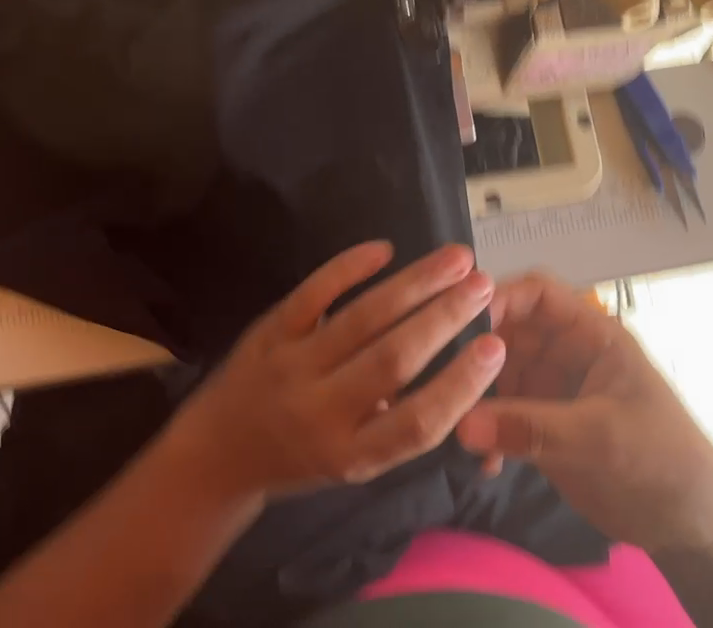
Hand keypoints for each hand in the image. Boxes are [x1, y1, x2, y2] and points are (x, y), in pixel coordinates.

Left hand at [166, 242, 506, 501]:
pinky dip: (349, 266)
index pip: (416, 422)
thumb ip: (397, 425)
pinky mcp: (270, 331)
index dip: (460, 385)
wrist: (217, 453)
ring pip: (361, 318)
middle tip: (484, 285)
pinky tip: (385, 249)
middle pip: (393, 358)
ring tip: (455, 258)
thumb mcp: (353, 463)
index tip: (495, 347)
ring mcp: (292, 365)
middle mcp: (321, 410)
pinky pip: (313, 292)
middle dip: (445, 317)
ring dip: (414, 284)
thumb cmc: (298, 461)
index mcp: (350, 454)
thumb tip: (454, 369)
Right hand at [455, 273, 712, 557]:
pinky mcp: (541, 425)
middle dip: (474, 352)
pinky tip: (480, 463)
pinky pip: (499, 415)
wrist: (691, 530)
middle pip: (507, 331)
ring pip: (495, 373)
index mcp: (591, 335)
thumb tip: (462, 422)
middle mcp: (565, 353)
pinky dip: (485, 432)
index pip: (537, 294)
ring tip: (452, 425)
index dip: (498, 298)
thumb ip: (532, 428)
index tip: (458, 323)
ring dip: (474, 396)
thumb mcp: (600, 439)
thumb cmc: (663, 463)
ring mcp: (551, 389)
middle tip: (439, 379)